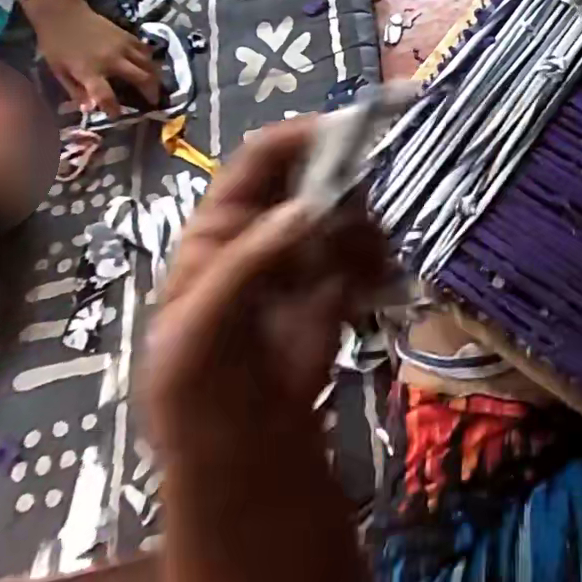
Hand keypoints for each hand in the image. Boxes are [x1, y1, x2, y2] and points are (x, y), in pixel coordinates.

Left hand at [26, 0, 159, 114]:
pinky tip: (150, 66)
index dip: (113, 109)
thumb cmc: (56, 43)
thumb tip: (89, 108)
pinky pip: (146, 51)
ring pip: (149, 65)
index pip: (106, 95)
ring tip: (156, 86)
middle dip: (151, 93)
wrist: (63, 13)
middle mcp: (112, 60)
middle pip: (142, 79)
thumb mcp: (58, 70)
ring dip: (155, 77)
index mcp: (90, 71)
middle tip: (154, 102)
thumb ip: (75, 90)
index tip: (117, 116)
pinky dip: (150, 60)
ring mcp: (124, 47)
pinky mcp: (129, 37)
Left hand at [144, 118, 387, 455]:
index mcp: (222, 225)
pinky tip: (375, 285)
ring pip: (350, 209)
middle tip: (377, 199)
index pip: (260, 159)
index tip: (352, 131)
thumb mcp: (201, 331)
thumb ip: (246, 265)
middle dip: (348, 179)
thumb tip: (305, 208)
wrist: (246, 450)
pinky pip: (369, 247)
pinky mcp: (340, 276)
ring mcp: (309, 250)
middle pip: (314, 174)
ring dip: (369, 227)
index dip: (300, 137)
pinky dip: (380, 258)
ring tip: (370, 265)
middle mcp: (269, 225)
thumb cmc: (201, 390)